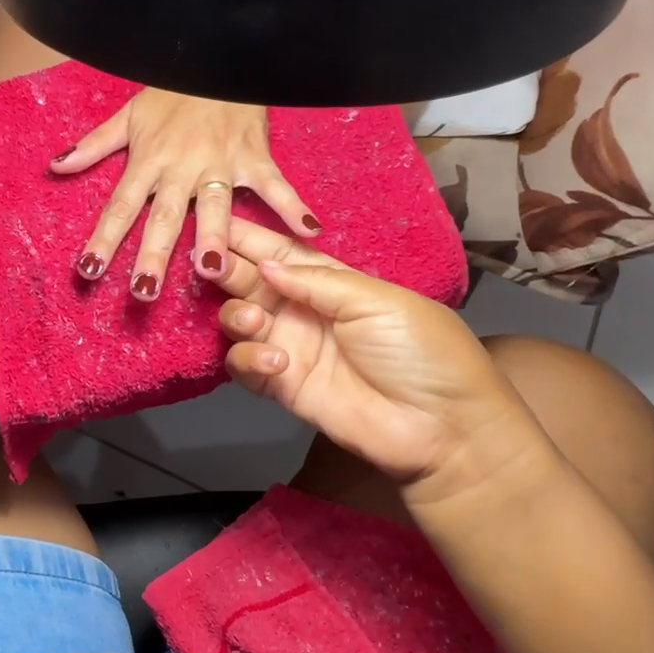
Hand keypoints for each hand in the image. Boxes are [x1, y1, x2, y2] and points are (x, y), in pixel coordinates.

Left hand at [52, 87, 319, 300]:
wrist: (216, 60)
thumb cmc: (170, 95)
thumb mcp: (127, 116)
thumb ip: (92, 146)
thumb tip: (55, 166)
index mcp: (148, 162)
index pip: (119, 207)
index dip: (103, 239)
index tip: (89, 270)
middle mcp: (181, 169)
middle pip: (164, 217)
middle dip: (154, 255)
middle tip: (144, 292)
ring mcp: (220, 164)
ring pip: (215, 207)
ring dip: (215, 238)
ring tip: (212, 271)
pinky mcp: (255, 158)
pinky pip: (275, 185)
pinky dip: (293, 205)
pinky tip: (310, 232)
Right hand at [213, 219, 550, 507]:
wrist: (444, 431)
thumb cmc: (424, 354)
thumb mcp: (380, 302)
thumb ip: (317, 281)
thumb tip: (263, 265)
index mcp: (329, 282)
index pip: (278, 251)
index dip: (245, 236)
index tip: (210, 221)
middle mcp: (300, 309)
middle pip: (248, 280)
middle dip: (226, 269)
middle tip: (209, 265)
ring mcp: (287, 346)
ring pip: (236, 318)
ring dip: (236, 314)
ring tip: (255, 322)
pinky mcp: (278, 384)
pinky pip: (242, 363)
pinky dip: (248, 358)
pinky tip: (276, 363)